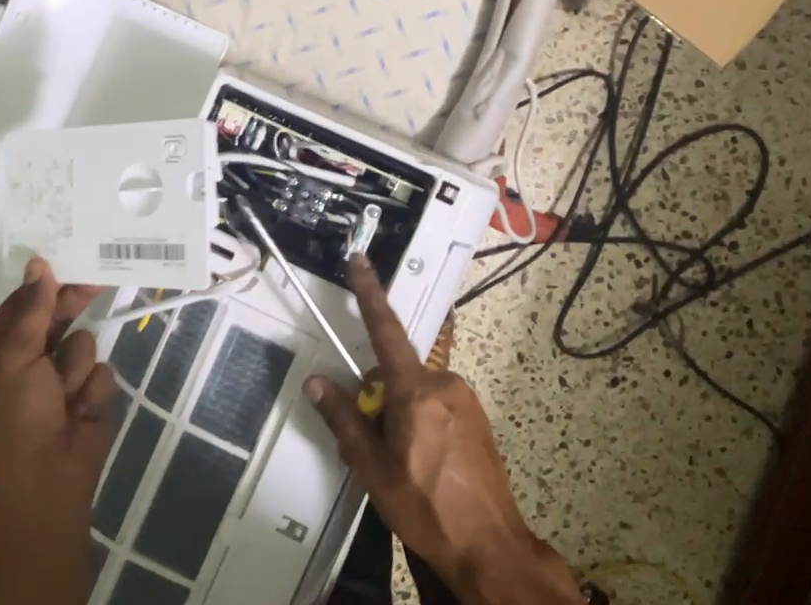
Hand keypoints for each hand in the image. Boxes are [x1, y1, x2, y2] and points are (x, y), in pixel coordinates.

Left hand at [0, 258, 114, 604]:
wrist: (45, 483)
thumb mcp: (15, 357)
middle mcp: (26, 364)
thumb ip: (31, 309)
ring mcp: (59, 382)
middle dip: (71, 308)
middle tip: (95, 284)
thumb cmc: (16, 416)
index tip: (69, 260)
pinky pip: (100, 373)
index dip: (44, 284)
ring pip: (83, 344)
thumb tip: (38, 264)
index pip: (21, 306)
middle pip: (55, 320)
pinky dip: (92, 390)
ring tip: (64, 394)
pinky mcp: (88, 398)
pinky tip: (80, 411)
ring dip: (76, 366)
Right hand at [305, 256, 581, 604]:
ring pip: (414, 391)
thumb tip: (318, 383)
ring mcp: (464, 401)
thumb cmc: (429, 509)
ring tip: (399, 464)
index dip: (368, 294)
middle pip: (393, 373)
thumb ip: (344, 421)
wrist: (492, 549)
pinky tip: (422, 464)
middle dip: (376, 400)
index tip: (360, 261)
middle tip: (372, 447)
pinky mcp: (476, 418)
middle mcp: (444, 385)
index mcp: (416, 391)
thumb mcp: (374, 470)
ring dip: (397, 414)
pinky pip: (435, 405)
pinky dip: (419, 423)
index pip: (385, 330)